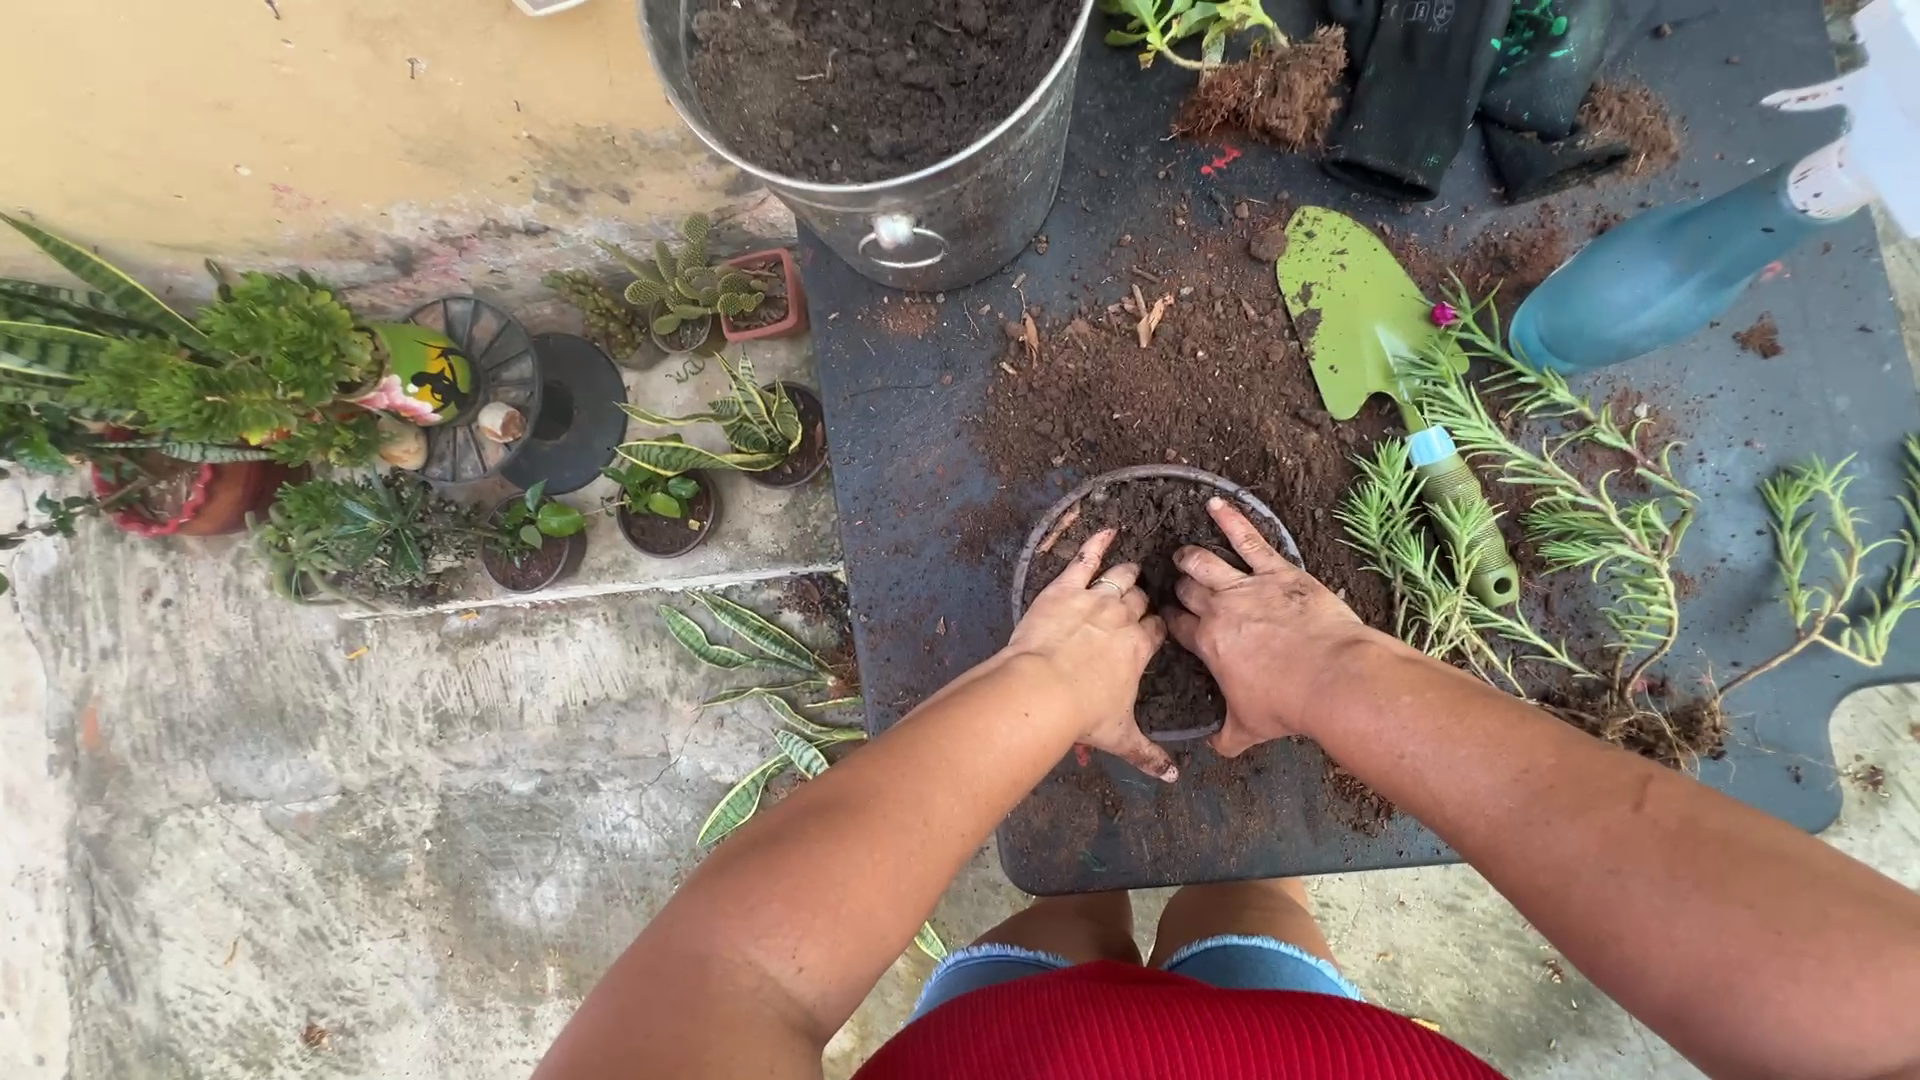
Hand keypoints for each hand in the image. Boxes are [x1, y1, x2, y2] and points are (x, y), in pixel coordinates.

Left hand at [1004, 528, 1178, 782]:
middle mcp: (1122, 618)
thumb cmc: (1083, 714)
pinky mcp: (1066, 587)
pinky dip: (1097, 543)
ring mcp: (1095, 598)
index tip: (1154, 626)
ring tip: (1129, 568)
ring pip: (1118, 578)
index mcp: (1139, 648)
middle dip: (1140, 599)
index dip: (1156, 627)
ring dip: (1124, 573)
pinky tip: (1106, 530)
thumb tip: (1172, 777)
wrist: (1043, 689)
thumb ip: (1148, 753)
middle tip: (1138, 599)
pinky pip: (1086, 559)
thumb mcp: (1120, 736)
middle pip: (1139, 600)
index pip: (1156, 630)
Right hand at [1165, 498, 1383, 756]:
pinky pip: (1249, 541)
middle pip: (1188, 590)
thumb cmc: (1289, 705)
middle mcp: (1218, 609)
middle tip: (1176, 585)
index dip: (1171, 620)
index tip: (1167, 617)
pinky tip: (1216, 503)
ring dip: (1190, 557)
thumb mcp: (1248, 728)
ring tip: (1182, 553)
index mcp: (1207, 644)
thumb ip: (1225, 737)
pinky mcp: (1277, 572)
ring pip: (1205, 563)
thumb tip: (1213, 750)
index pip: (1178, 625)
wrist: (1333, 679)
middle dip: (1179, 587)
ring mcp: (1246, 587)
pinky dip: (1231, 520)